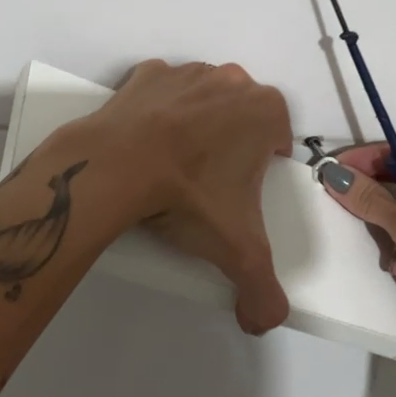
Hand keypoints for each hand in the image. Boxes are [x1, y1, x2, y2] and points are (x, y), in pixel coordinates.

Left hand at [62, 60, 292, 335]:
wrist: (118, 165)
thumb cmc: (189, 195)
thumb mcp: (237, 251)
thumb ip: (263, 292)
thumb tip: (265, 324)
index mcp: (265, 110)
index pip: (277, 136)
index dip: (262, 164)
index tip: (241, 191)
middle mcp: (230, 80)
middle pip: (240, 114)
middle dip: (230, 141)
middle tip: (208, 181)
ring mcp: (185, 72)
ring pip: (201, 98)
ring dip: (194, 123)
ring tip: (173, 165)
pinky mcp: (145, 73)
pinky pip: (159, 91)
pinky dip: (155, 111)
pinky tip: (144, 143)